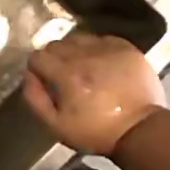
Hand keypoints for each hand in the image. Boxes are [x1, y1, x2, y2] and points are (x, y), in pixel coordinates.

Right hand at [22, 33, 165, 154]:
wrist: (140, 130)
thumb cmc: (96, 132)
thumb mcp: (57, 126)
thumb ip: (35, 99)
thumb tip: (28, 76)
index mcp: (66, 75)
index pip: (38, 56)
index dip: (36, 68)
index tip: (44, 80)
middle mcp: (85, 56)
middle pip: (57, 44)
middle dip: (54, 58)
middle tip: (62, 76)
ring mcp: (108, 50)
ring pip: (79, 38)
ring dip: (75, 50)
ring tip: (82, 68)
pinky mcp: (127, 49)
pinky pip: (103, 39)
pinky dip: (97, 48)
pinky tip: (102, 63)